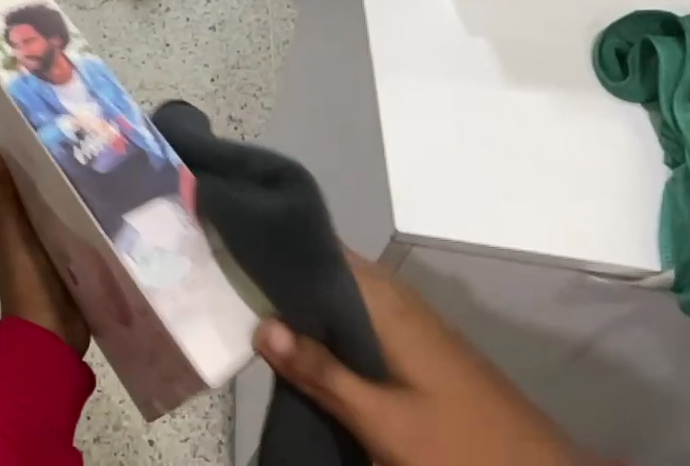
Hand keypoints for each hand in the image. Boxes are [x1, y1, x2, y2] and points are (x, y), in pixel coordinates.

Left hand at [0, 152, 89, 356]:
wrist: (51, 336)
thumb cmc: (29, 282)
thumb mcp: (14, 238)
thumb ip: (2, 201)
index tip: (20, 124)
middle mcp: (10, 224)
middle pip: (15, 184)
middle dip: (30, 160)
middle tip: (60, 134)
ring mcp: (33, 238)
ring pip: (38, 199)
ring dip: (51, 180)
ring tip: (81, 153)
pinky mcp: (56, 251)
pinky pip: (58, 218)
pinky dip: (68, 203)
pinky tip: (91, 191)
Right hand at [254, 252, 590, 465]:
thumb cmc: (463, 449)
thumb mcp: (385, 423)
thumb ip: (322, 372)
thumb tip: (260, 324)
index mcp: (384, 301)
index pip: (318, 250)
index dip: (274, 246)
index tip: (226, 243)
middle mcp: (394, 299)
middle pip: (324, 272)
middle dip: (279, 278)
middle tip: (225, 281)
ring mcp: (408, 323)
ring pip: (338, 298)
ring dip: (300, 306)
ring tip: (248, 310)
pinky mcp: (415, 349)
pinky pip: (355, 322)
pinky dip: (324, 329)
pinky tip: (299, 348)